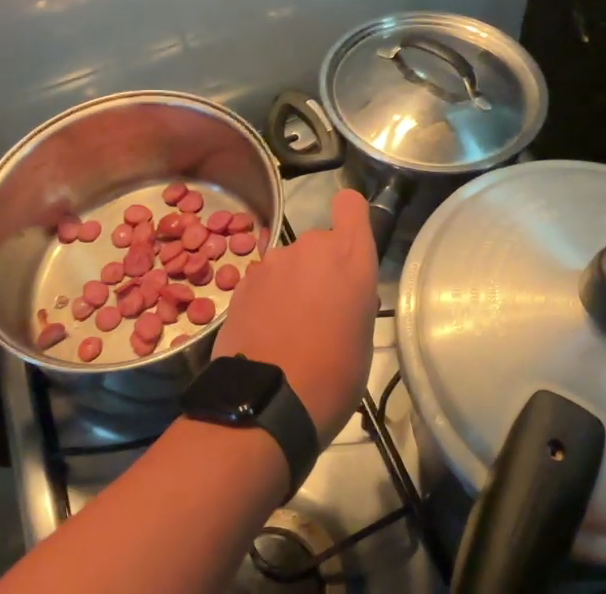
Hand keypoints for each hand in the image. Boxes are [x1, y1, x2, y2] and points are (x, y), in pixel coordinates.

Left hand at [211, 188, 378, 441]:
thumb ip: (354, 299)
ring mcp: (272, 262)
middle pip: (319, 241)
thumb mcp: (362, 337)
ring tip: (290, 329)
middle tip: (322, 311)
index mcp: (350, 256)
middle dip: (320, 267)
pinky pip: (264, 281)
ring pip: (289, 264)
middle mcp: (311, 247)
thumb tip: (342, 296)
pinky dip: (266, 299)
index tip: (349, 245)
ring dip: (291, 284)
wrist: (267, 402)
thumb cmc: (334, 374)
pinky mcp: (242, 282)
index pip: (350, 204)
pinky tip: (266, 334)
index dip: (350, 217)